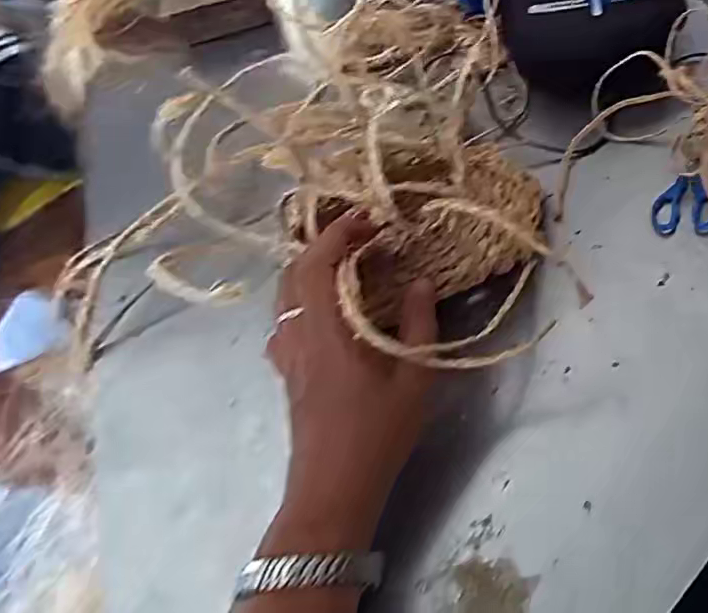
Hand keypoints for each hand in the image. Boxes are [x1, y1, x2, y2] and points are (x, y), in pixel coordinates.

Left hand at [265, 215, 438, 545]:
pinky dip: (308, 293)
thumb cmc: (379, 431)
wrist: (333, 489)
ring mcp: (288, 356)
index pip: (314, 268)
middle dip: (323, 243)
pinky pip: (288, 317)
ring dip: (313, 266)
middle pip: (292, 276)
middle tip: (365, 233)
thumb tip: (422, 282)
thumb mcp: (416, 374)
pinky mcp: (289, 370)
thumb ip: (419, 323)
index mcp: (328, 335)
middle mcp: (298, 339)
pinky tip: (337, 302)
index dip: (335, 235)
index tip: (367, 218)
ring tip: (353, 258)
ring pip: (285, 296)